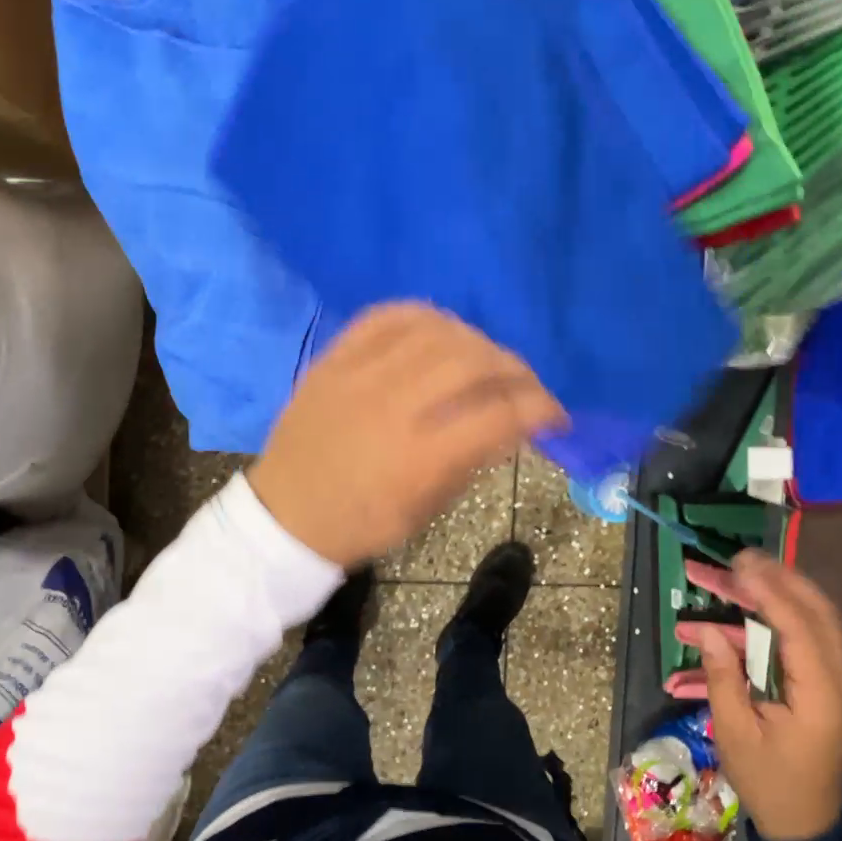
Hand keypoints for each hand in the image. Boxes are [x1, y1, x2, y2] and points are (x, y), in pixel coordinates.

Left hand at [248, 302, 565, 565]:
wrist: (285, 517)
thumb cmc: (363, 524)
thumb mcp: (426, 508)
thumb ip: (472, 460)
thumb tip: (513, 423)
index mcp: (417, 461)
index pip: (498, 417)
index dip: (541, 410)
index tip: (556, 416)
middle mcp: (391, 408)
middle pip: (473, 363)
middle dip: (517, 370)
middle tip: (529, 387)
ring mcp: (358, 377)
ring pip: (436, 333)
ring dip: (478, 342)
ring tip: (489, 361)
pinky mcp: (334, 359)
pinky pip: (388, 316)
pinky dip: (427, 317)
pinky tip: (445, 332)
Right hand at [675, 551, 841, 840]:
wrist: (802, 826)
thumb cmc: (768, 783)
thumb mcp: (735, 733)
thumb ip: (723, 677)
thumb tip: (707, 630)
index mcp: (823, 692)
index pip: (798, 625)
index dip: (767, 591)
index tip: (737, 564)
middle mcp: (839, 677)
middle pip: (813, 611)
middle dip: (773, 579)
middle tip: (734, 559)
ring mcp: (835, 680)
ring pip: (808, 621)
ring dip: (768, 599)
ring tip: (723, 580)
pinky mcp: (823, 685)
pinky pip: (800, 641)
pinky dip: (770, 624)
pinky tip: (728, 624)